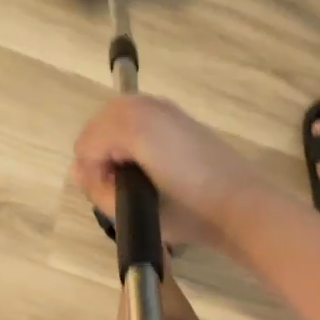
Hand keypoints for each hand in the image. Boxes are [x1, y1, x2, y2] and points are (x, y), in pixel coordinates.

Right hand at [71, 96, 269, 248]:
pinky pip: (138, 119)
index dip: (92, 176)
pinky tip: (152, 168)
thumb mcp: (136, 209)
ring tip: (135, 181)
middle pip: (97, 127)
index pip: (86, 146)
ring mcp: (164, 106)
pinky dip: (133, 139)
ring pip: (116, 120)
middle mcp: (144, 105)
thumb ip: (98, 189)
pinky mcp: (178, 114)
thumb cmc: (188, 213)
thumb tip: (78, 170)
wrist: (241, 205)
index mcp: (131, 125)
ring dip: (116, 148)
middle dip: (101, 157)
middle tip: (120, 190)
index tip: (112, 199)